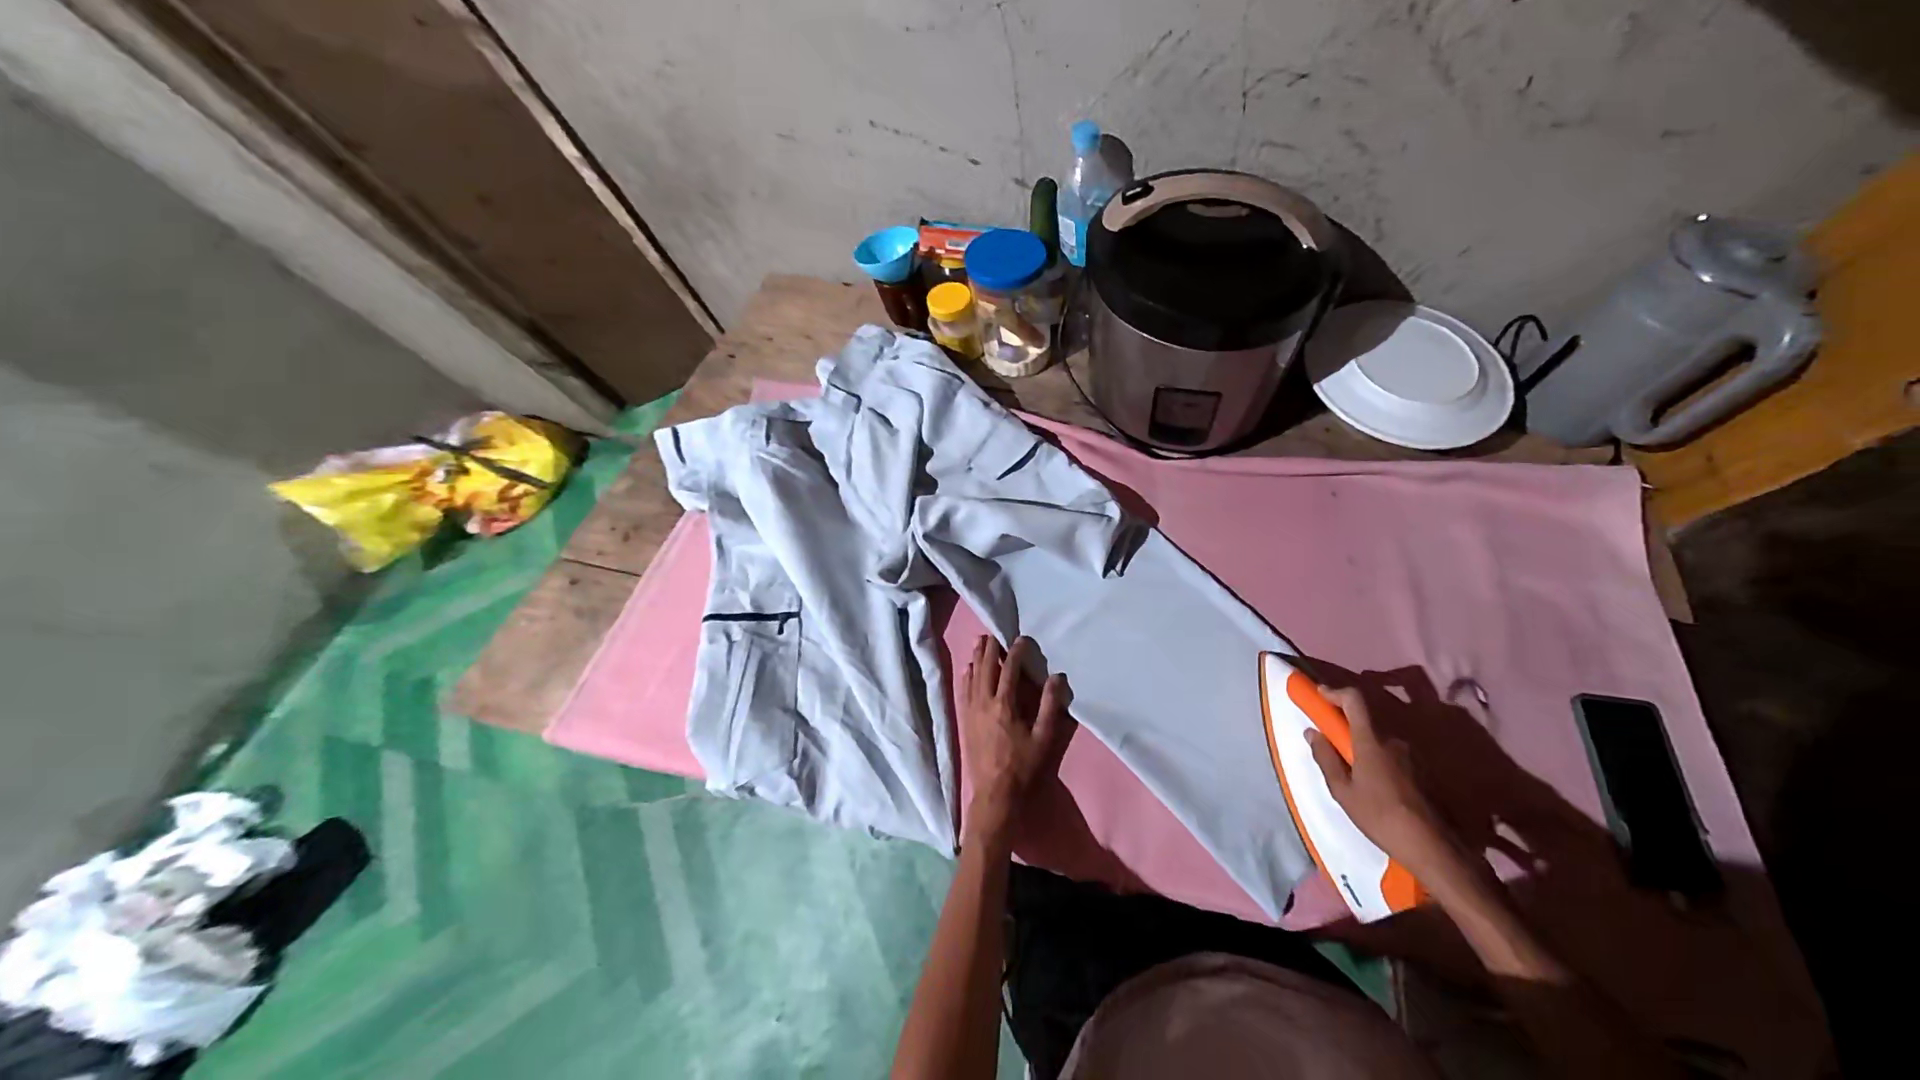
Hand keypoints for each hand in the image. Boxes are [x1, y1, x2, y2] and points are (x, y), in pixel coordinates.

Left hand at [961, 636, 1071, 847]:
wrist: (995, 793)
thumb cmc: (1023, 766)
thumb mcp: (1044, 738)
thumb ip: (1051, 705)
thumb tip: (1056, 676)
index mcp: (1004, 704)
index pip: (1009, 669)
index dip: (1016, 651)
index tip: (1022, 638)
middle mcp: (984, 702)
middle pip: (986, 667)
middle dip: (991, 647)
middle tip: (996, 631)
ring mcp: (971, 711)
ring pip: (972, 676)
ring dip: (977, 657)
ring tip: (981, 641)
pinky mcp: (965, 720)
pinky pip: (964, 690)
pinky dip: (967, 675)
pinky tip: (969, 668)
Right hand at [1306, 685, 1459, 877]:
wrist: (1431, 847)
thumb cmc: (1379, 816)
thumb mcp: (1342, 790)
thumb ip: (1325, 758)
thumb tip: (1312, 732)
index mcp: (1371, 741)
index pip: (1355, 700)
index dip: (1335, 691)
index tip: (1319, 694)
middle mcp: (1393, 741)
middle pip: (1366, 720)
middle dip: (1345, 724)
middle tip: (1330, 742)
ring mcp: (1410, 756)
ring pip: (1378, 740)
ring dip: (1361, 745)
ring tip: (1350, 772)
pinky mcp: (1420, 771)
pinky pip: (1390, 754)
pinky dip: (1375, 759)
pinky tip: (1371, 785)